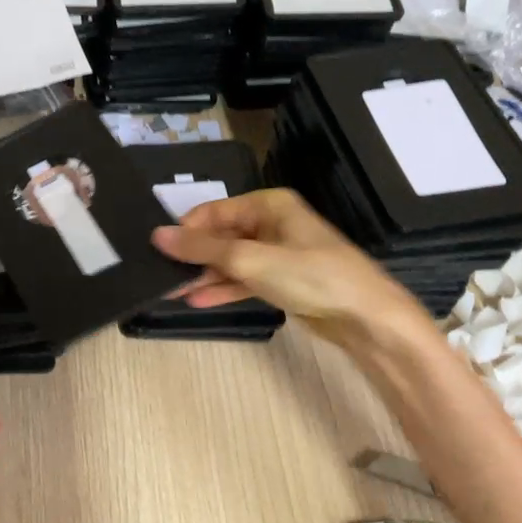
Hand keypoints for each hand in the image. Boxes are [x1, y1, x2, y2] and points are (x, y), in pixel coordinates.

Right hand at [152, 188, 427, 344]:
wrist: (364, 317)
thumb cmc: (311, 276)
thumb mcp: (250, 259)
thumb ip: (202, 249)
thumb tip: (157, 235)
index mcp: (269, 205)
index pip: (214, 212)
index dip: (186, 230)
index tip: (158, 253)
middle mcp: (272, 224)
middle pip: (220, 236)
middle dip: (193, 256)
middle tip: (161, 276)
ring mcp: (277, 254)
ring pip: (230, 261)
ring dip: (204, 276)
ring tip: (171, 292)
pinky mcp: (281, 281)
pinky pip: (243, 280)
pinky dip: (223, 289)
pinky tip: (197, 300)